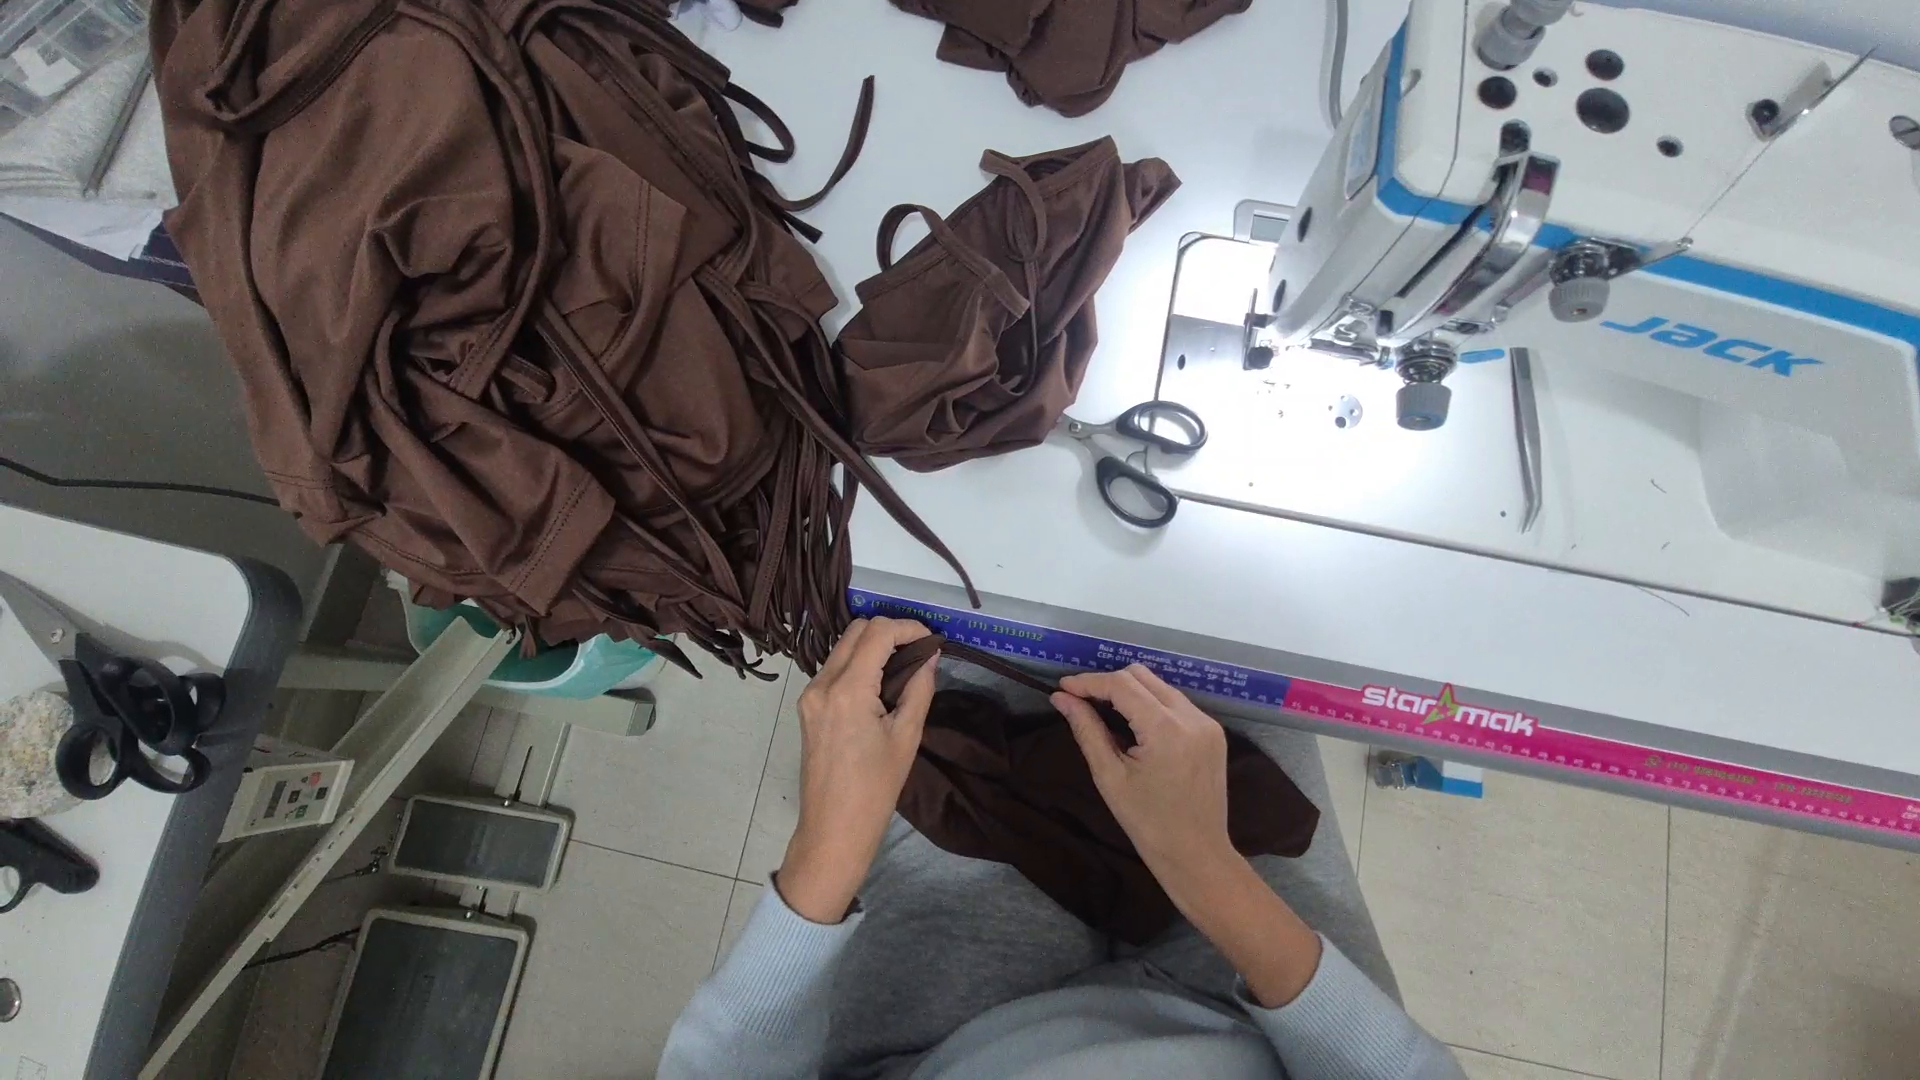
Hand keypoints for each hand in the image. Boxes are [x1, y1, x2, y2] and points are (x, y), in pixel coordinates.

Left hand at [776, 617, 937, 923]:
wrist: (834, 830)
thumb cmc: (876, 788)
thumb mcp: (907, 736)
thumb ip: (919, 688)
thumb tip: (931, 655)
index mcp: (847, 690)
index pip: (877, 633)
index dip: (908, 628)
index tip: (932, 641)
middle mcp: (821, 684)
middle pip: (856, 631)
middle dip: (890, 632)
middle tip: (919, 651)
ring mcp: (810, 694)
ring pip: (844, 647)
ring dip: (874, 647)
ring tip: (904, 668)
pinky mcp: (808, 706)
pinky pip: (835, 668)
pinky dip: (860, 664)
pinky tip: (882, 684)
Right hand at [1053, 664, 1321, 1006]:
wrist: (1197, 856)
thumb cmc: (1148, 823)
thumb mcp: (1109, 777)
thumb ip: (1086, 730)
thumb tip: (1061, 698)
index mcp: (1165, 729)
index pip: (1121, 684)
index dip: (1089, 682)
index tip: (1063, 689)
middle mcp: (1191, 717)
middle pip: (1141, 676)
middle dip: (1108, 682)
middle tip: (1080, 701)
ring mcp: (1206, 723)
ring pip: (1159, 685)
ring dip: (1129, 691)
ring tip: (1103, 712)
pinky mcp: (1213, 732)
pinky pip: (1175, 702)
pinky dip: (1150, 704)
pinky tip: (1133, 725)